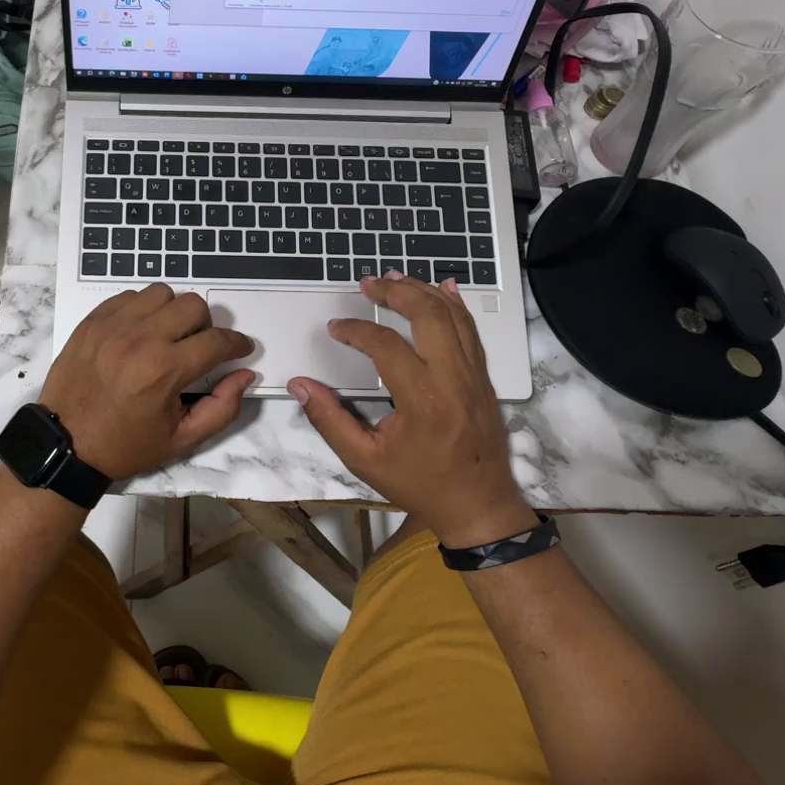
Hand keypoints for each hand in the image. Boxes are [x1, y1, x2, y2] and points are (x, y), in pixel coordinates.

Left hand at [38, 284, 255, 481]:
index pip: (217, 341)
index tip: (240, 349)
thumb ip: (222, 408)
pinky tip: (139, 334)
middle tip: (197, 348)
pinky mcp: (92, 322)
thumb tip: (245, 375)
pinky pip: (129, 296)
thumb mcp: (182, 440)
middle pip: (193, 306)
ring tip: (166, 337)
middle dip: (205, 326)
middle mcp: (140, 339)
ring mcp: (112, 326)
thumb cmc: (126, 446)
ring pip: (161, 293)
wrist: (65, 446)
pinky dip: (142, 310)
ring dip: (172, 312)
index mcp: (164, 370)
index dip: (237, 344)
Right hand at [288, 272, 535, 547]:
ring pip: (454, 317)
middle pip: (429, 316)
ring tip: (396, 277)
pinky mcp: (485, 378)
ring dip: (424, 292)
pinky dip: (456, 305)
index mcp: (422, 401)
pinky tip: (442, 288)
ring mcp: (475, 376)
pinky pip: (473, 331)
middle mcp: (454, 380)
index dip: (356, 330)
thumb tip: (300, 385)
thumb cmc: (420, 484)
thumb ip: (329, 419)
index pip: (386, 345)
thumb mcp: (364, 460)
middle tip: (369, 283)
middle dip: (397, 292)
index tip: (336, 328)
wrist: (479, 507)